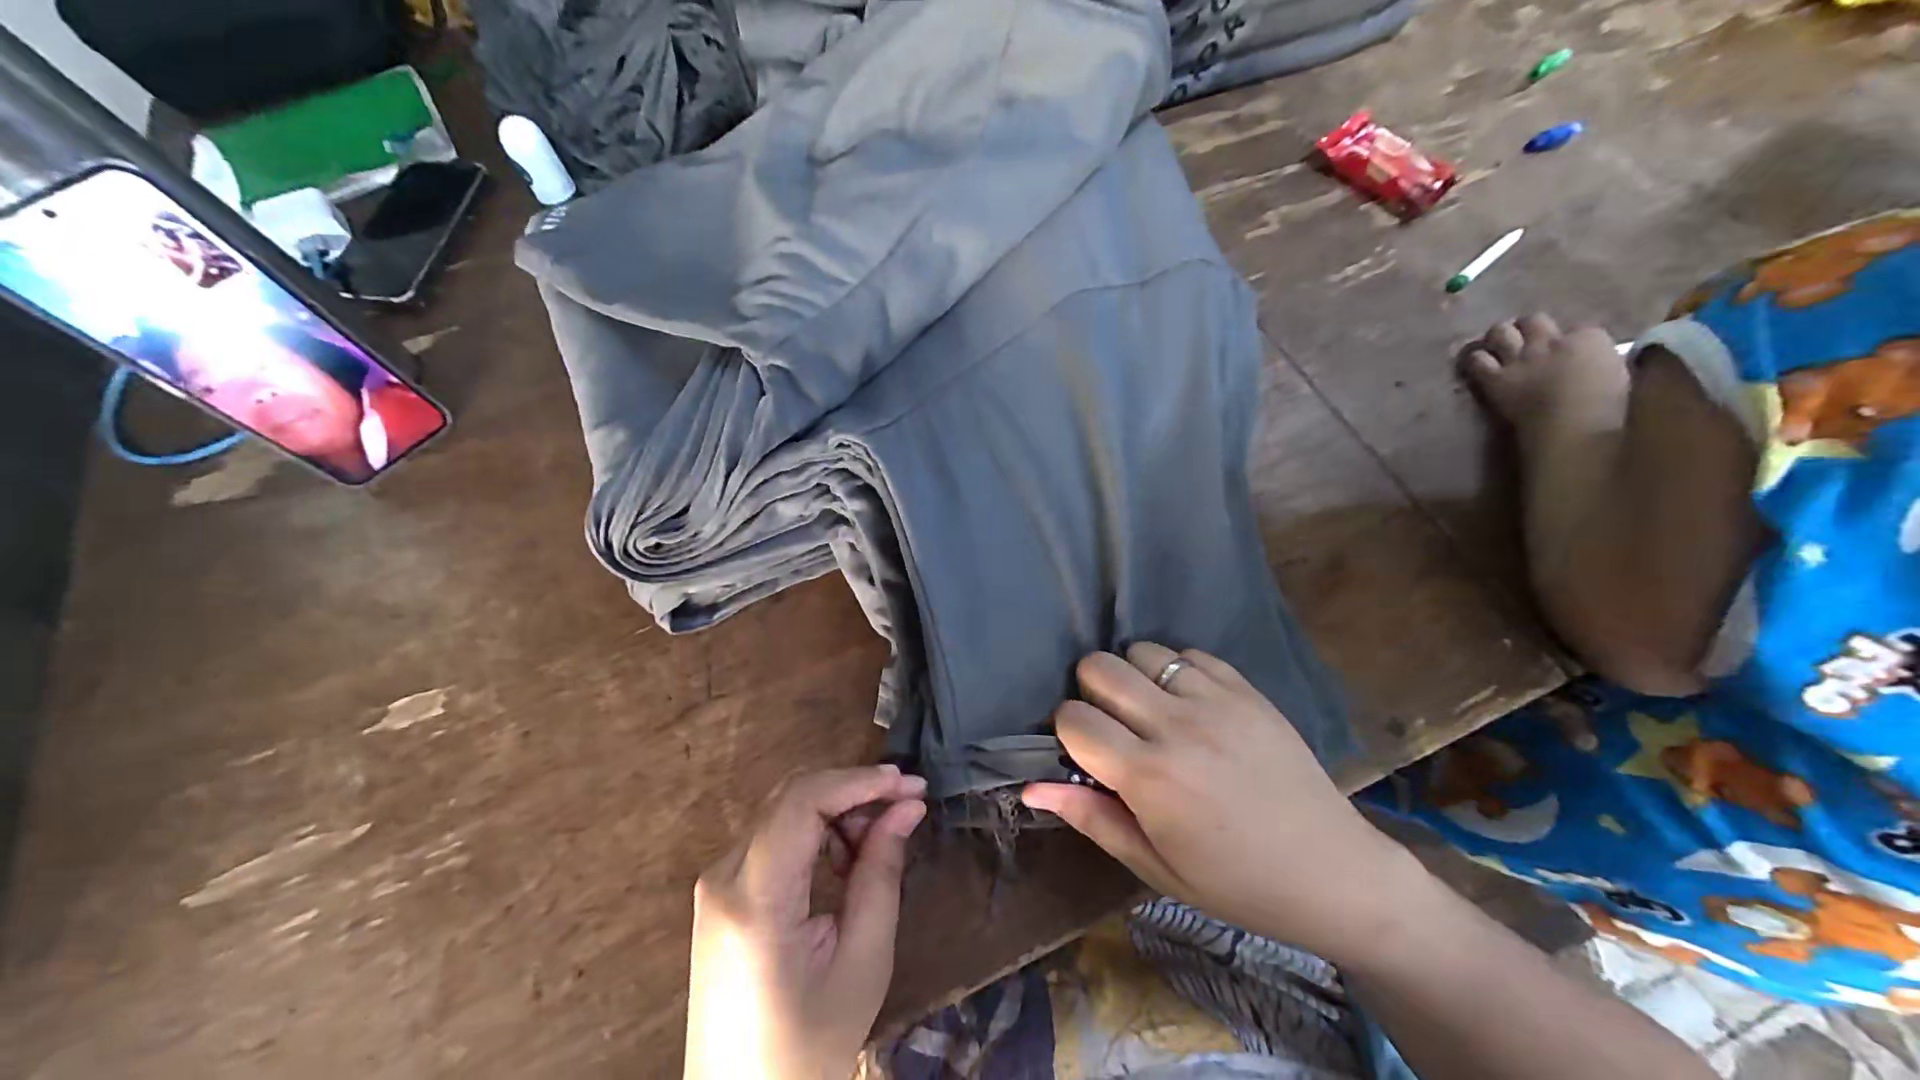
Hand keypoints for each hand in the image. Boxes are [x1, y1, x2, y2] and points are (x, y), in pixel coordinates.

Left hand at [685, 765, 926, 1079]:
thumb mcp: (863, 960)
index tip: (908, 783)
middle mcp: (722, 877)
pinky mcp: (720, 893)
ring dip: (835, 811)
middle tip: (905, 803)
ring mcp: (715, 884)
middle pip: (790, 798)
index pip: (802, 801)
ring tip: (879, 838)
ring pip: (781, 812)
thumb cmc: (809, 1044)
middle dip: (852, 790)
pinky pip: (771, 838)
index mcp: (754, 898)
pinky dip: (813, 833)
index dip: (858, 781)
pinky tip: (844, 859)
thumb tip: (907, 808)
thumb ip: (882, 873)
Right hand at [1022, 643, 1427, 961]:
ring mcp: (1217, 701)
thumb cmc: (1235, 883)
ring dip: (1133, 677)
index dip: (1067, 732)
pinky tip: (1188, 705)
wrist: (1334, 872)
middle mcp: (1178, 726)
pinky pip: (1190, 654)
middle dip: (1090, 692)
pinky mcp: (1248, 691)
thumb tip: (1031, 785)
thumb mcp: (1155, 865)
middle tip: (1111, 727)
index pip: (1074, 718)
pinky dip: (1176, 671)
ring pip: (1142, 650)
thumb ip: (1091, 817)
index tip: (1085, 753)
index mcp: (1150, 776)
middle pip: (1100, 668)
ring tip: (1150, 712)